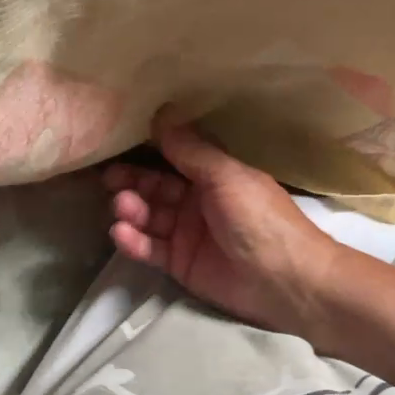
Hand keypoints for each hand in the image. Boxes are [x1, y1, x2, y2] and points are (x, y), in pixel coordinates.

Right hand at [103, 112, 343, 333]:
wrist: (284, 281)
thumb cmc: (261, 220)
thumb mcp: (227, 177)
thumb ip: (191, 150)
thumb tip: (162, 113)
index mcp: (214, 176)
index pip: (174, 159)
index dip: (147, 153)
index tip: (118, 146)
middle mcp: (197, 202)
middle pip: (155, 189)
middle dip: (132, 184)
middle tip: (110, 181)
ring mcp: (186, 234)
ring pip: (149, 218)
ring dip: (132, 212)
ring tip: (122, 209)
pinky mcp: (179, 264)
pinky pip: (150, 249)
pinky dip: (134, 242)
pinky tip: (122, 235)